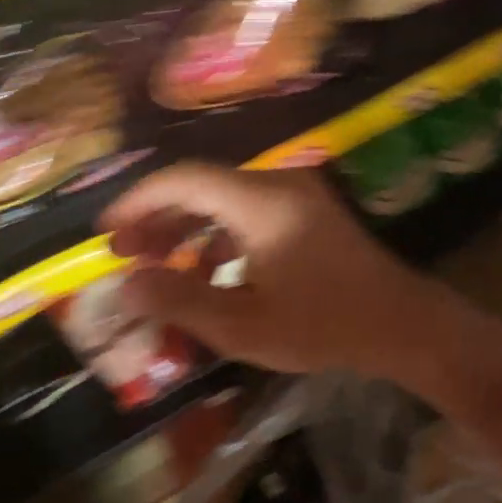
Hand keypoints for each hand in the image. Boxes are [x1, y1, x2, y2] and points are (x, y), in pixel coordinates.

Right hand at [98, 162, 433, 375]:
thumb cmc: (320, 323)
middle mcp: (282, 184)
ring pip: (230, 198)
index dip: (139, 200)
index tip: (104, 232)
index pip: (186, 178)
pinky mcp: (313, 210)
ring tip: (158, 270)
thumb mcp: (241, 323)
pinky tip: (206, 273)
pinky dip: (223, 234)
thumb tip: (126, 284)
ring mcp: (302, 194)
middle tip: (123, 255)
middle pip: (207, 185)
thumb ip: (180, 300)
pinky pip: (254, 210)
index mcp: (263, 200)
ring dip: (190, 228)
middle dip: (160, 217)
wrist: (396, 318)